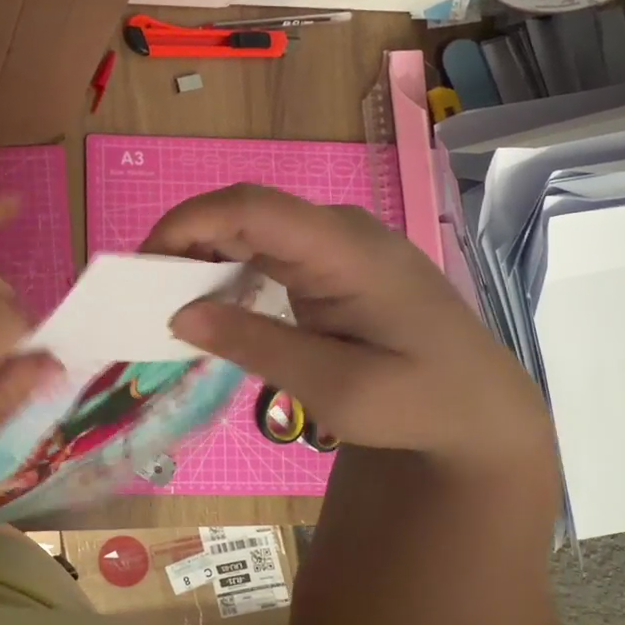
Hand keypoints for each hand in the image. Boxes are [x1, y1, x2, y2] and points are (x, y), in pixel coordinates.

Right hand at [143, 184, 551, 469]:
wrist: (481, 415)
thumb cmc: (419, 405)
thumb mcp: (338, 391)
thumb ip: (257, 347)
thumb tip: (178, 315)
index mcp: (349, 254)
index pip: (253, 208)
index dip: (188, 222)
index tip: (142, 263)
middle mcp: (340, 232)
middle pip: (243, 211)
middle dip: (183, 240)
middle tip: (144, 290)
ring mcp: (336, 243)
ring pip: (247, 225)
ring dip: (200, 254)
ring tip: (168, 298)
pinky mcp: (329, 260)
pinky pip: (262, 245)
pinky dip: (223, 265)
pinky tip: (210, 300)